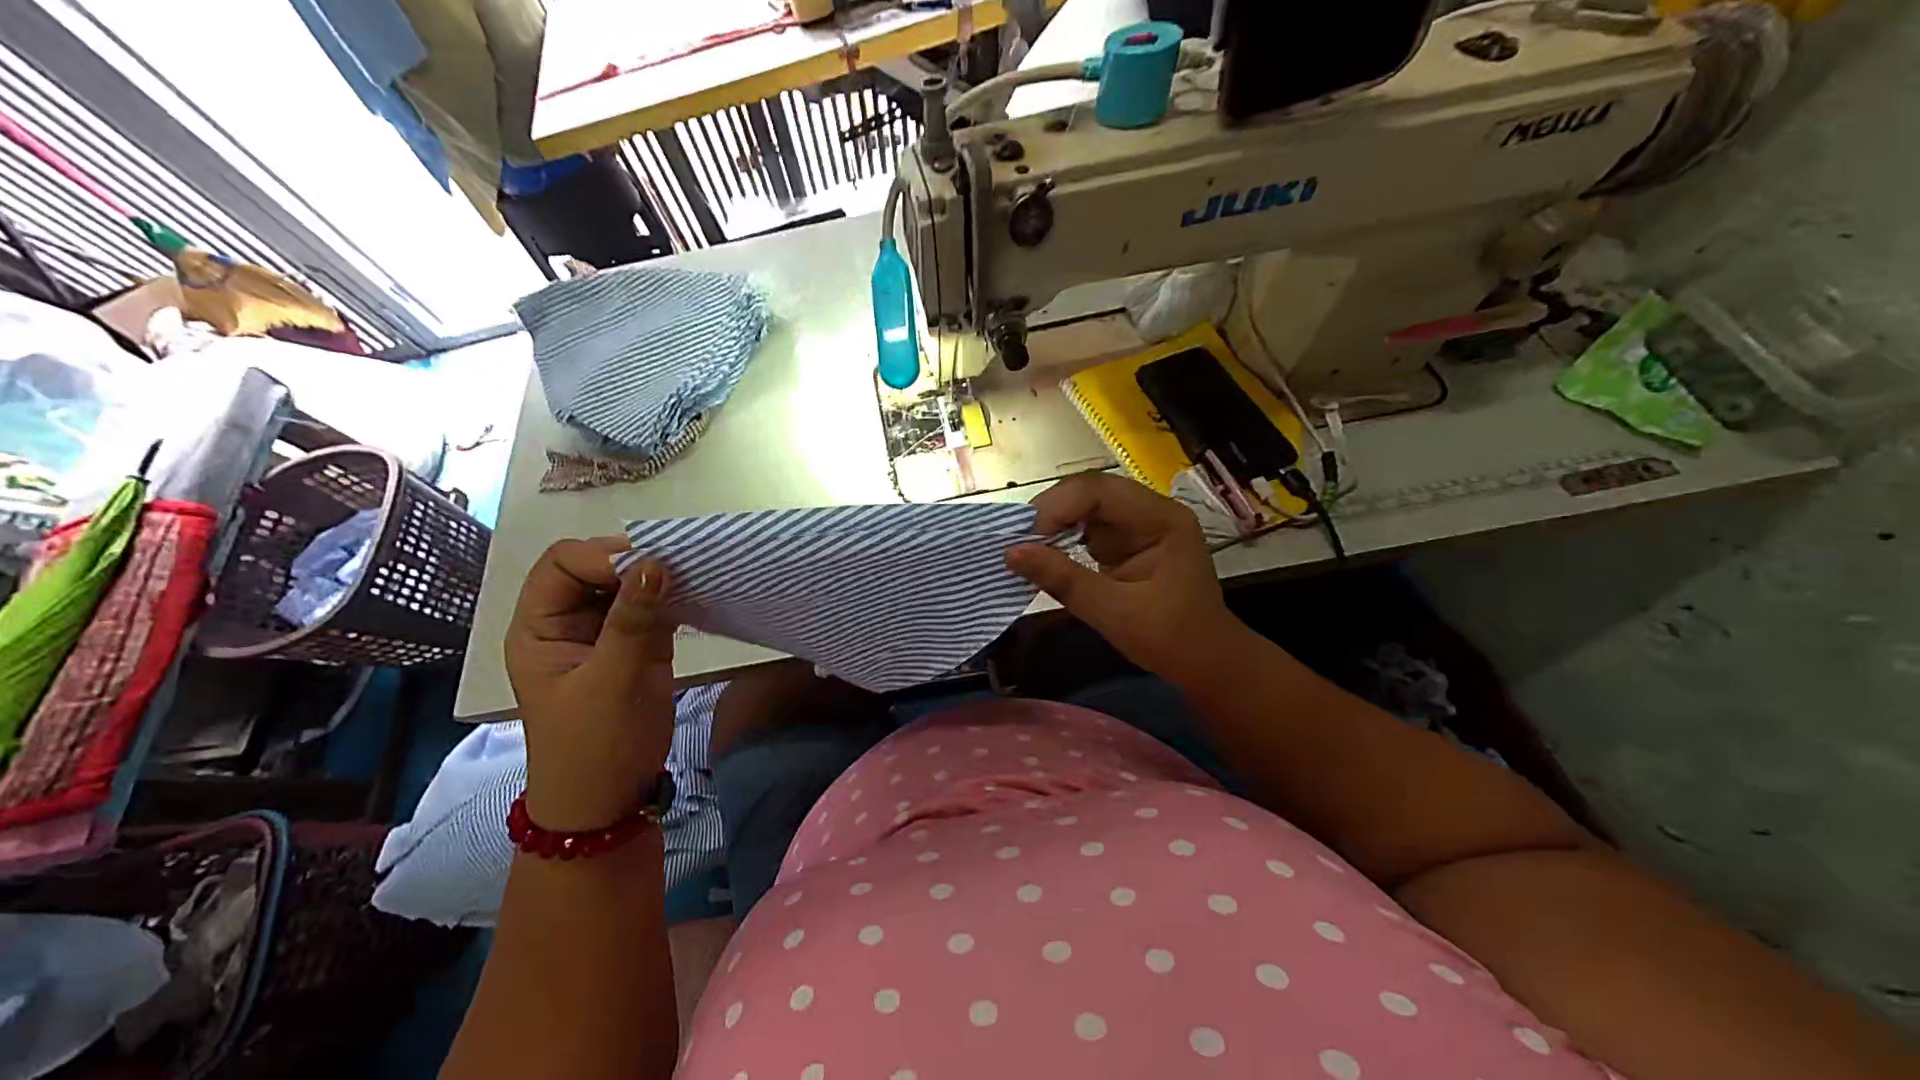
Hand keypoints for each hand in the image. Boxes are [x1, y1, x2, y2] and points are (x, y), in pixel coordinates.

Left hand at [505, 537, 676, 831]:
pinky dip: (674, 597)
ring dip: (658, 576)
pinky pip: (654, 607)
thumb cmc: (594, 746)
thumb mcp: (610, 681)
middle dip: (632, 561)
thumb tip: (656, 562)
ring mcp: (606, 632)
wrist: (610, 800)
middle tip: (677, 566)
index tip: (647, 568)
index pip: (562, 565)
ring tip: (693, 575)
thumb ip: (632, 620)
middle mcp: (569, 621)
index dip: (600, 558)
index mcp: (539, 627)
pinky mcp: (639, 645)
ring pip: (628, 584)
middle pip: (595, 567)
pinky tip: (697, 594)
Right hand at [1005, 472, 1248, 683]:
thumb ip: (1062, 579)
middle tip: (1020, 541)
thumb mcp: (1112, 612)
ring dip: (1055, 524)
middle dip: (1053, 512)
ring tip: (1027, 548)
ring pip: (1086, 507)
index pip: (1101, 491)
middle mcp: (1152, 511)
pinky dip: (1064, 538)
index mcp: (1161, 519)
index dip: (1058, 506)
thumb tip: (1010, 553)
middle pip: (1092, 492)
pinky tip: (1046, 555)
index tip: (1026, 538)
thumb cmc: (1169, 638)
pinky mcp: (1128, 541)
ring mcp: (1140, 525)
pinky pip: (1089, 528)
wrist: (1206, 662)